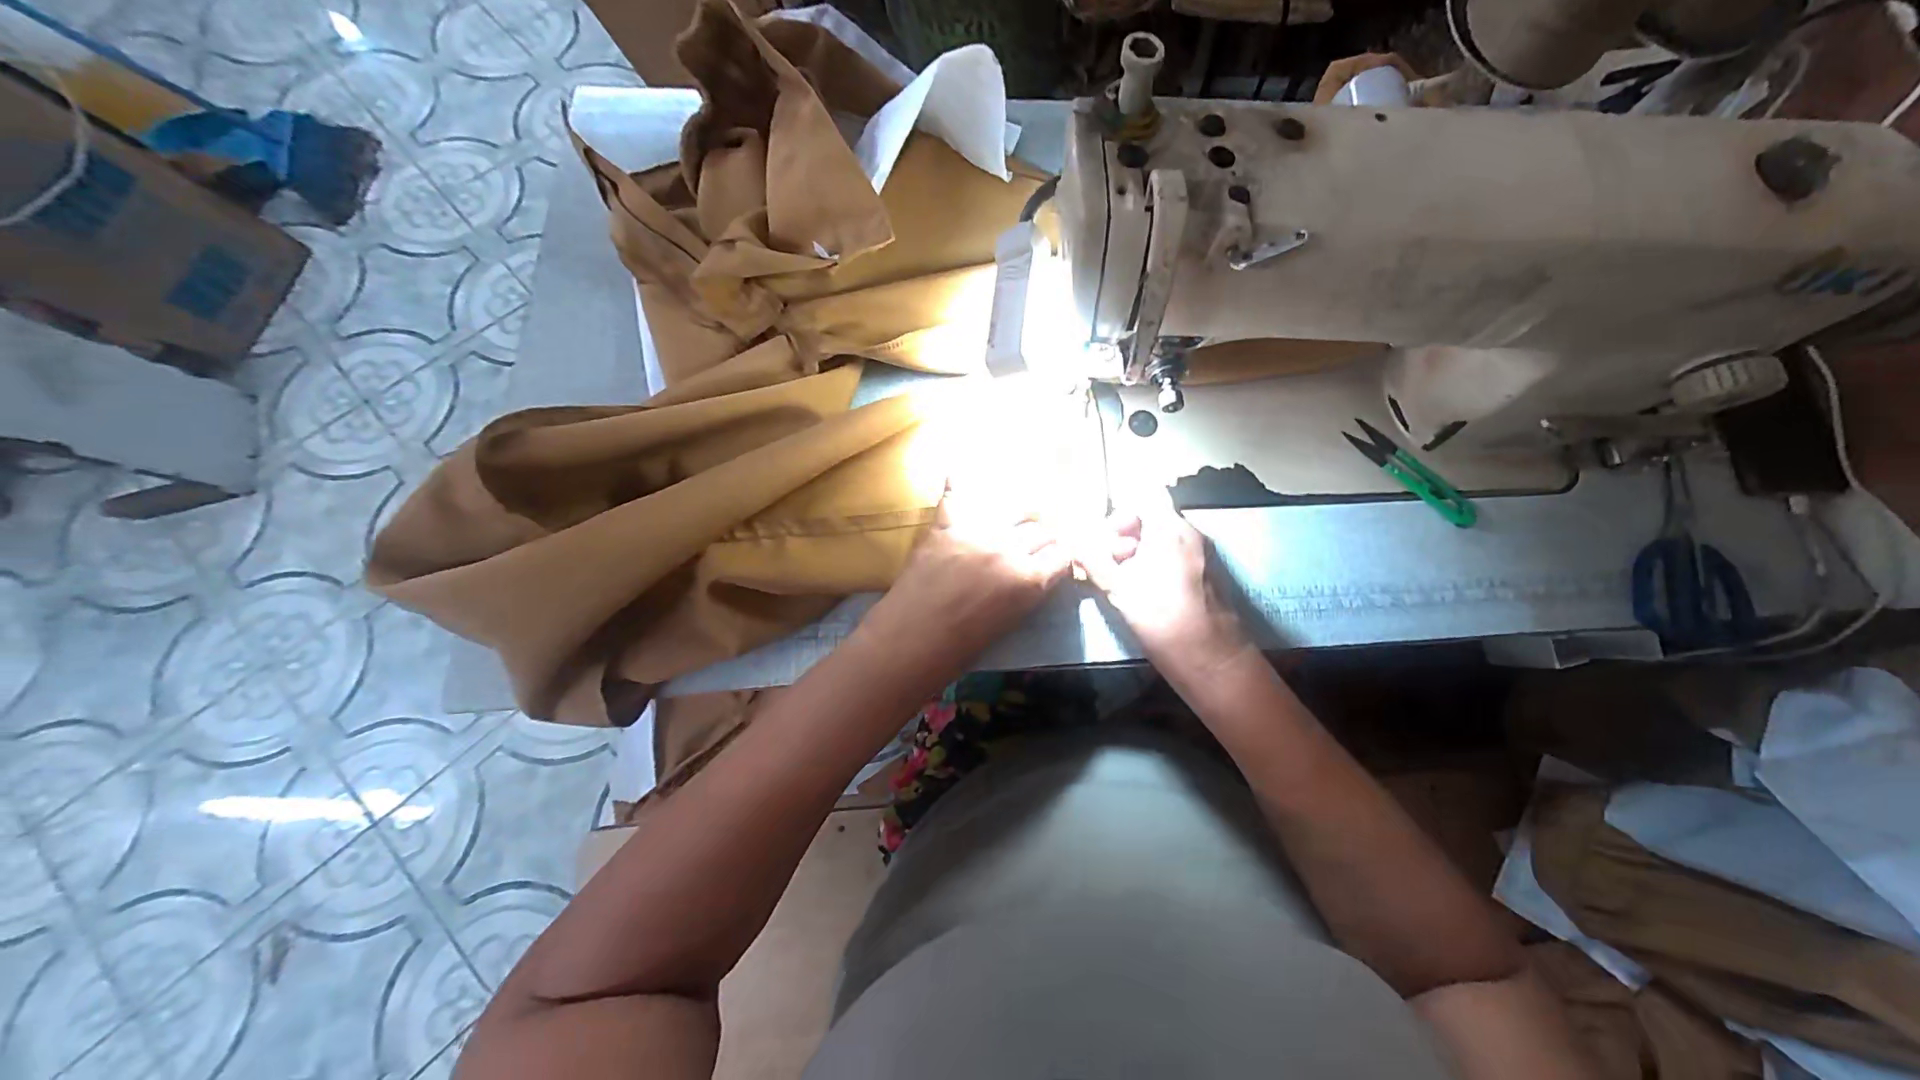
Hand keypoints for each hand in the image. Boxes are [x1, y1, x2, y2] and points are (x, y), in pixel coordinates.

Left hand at [858, 491, 1072, 672]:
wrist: (911, 640)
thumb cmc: (962, 646)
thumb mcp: (1009, 621)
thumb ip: (1026, 591)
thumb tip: (1035, 572)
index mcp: (1029, 580)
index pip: (1061, 554)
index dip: (1060, 556)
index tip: (1056, 557)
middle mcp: (1009, 549)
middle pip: (1039, 530)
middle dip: (1042, 538)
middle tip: (1035, 543)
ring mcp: (976, 533)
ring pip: (1011, 509)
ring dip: (1016, 515)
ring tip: (1011, 520)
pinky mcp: (945, 525)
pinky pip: (958, 495)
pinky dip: (960, 486)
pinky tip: (961, 475)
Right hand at [1073, 489, 1252, 677]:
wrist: (1212, 659)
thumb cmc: (1162, 619)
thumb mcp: (1118, 588)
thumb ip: (1093, 559)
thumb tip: (1074, 540)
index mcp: (1170, 528)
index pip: (1142, 495)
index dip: (1118, 512)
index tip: (1102, 538)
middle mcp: (1190, 532)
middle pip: (1150, 517)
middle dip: (1123, 535)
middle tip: (1105, 563)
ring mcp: (1201, 551)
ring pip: (1161, 538)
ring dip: (1136, 552)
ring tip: (1119, 580)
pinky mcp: (1205, 572)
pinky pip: (1173, 555)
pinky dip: (1153, 564)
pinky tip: (1140, 591)